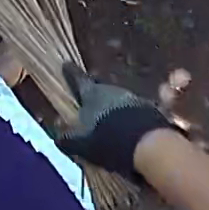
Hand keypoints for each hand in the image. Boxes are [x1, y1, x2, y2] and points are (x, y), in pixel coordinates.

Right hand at [57, 64, 179, 182]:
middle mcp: (112, 90)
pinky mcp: (151, 110)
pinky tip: (128, 131)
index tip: (66, 64)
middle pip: (99, 89)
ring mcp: (133, 98)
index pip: (78, 80)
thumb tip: (57, 138)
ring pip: (118, 99)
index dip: (71, 73)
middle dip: (93, 94)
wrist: (150, 145)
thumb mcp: (83, 144)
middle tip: (87, 101)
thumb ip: (69, 140)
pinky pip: (134, 111)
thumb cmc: (109, 139)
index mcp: (92, 94)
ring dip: (112, 107)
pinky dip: (128, 117)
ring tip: (108, 121)